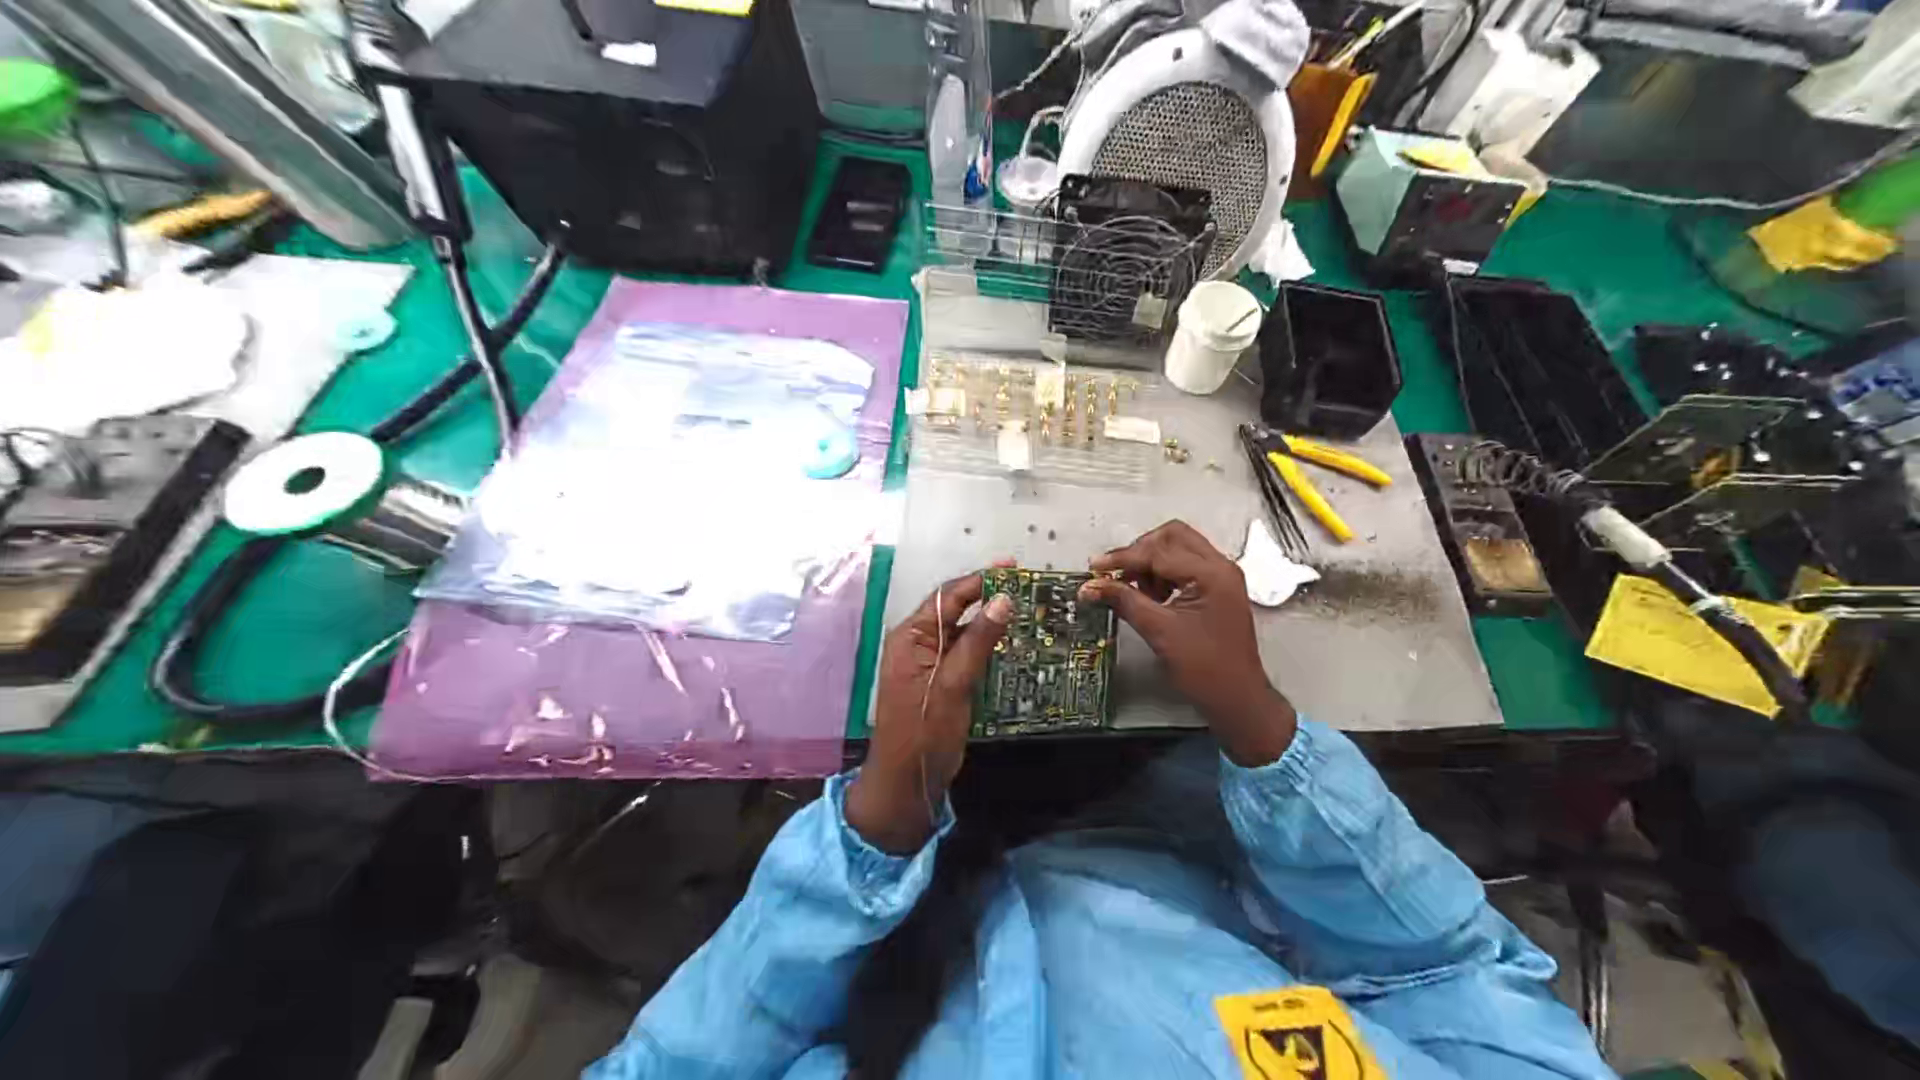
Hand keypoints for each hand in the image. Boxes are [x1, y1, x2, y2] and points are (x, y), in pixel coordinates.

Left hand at [846, 571, 1014, 853]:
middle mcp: (917, 642)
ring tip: (1025, 609)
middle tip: (1025, 587)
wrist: (907, 781)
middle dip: (987, 597)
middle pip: (955, 610)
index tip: (1012, 567)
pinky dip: (986, 645)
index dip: (980, 580)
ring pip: (962, 631)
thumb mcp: (954, 684)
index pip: (948, 596)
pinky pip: (965, 653)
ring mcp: (929, 662)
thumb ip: (978, 641)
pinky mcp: (941, 681)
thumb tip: (1004, 599)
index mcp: (911, 636)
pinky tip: (1011, 643)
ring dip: (989, 621)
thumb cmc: (925, 731)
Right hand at [1079, 521, 1296, 765]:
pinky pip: (1183, 567)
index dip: (1123, 558)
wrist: (1237, 699)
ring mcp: (1220, 577)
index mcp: (1212, 574)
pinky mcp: (1215, 589)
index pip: (1159, 551)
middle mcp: (1220, 567)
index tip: (1094, 568)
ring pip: (1177, 549)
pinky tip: (1150, 598)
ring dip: (1150, 564)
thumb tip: (1090, 586)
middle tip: (1118, 575)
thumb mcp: (1158, 631)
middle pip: (1172, 536)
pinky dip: (1162, 575)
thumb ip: (1123, 600)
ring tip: (1135, 591)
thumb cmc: (1204, 668)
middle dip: (1140, 552)